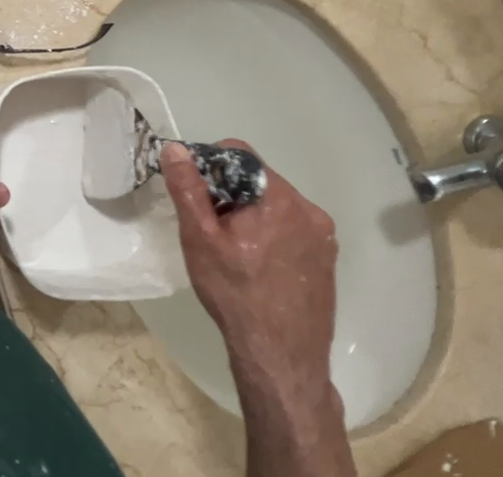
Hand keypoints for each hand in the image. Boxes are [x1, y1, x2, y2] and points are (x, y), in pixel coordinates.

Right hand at [161, 140, 337, 384]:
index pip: (239, 153)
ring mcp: (323, 235)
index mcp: (279, 199)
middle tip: (209, 226)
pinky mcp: (326, 256)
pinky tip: (254, 262)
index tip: (194, 194)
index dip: (209, 165)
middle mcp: (309, 210)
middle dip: (228, 192)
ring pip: (272, 202)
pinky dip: (267, 231)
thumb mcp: (199, 237)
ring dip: (247, 212)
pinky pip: (289, 225)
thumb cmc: (234, 291)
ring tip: (230, 247)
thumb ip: (188, 189)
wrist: (281, 353)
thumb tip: (176, 149)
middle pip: (256, 178)